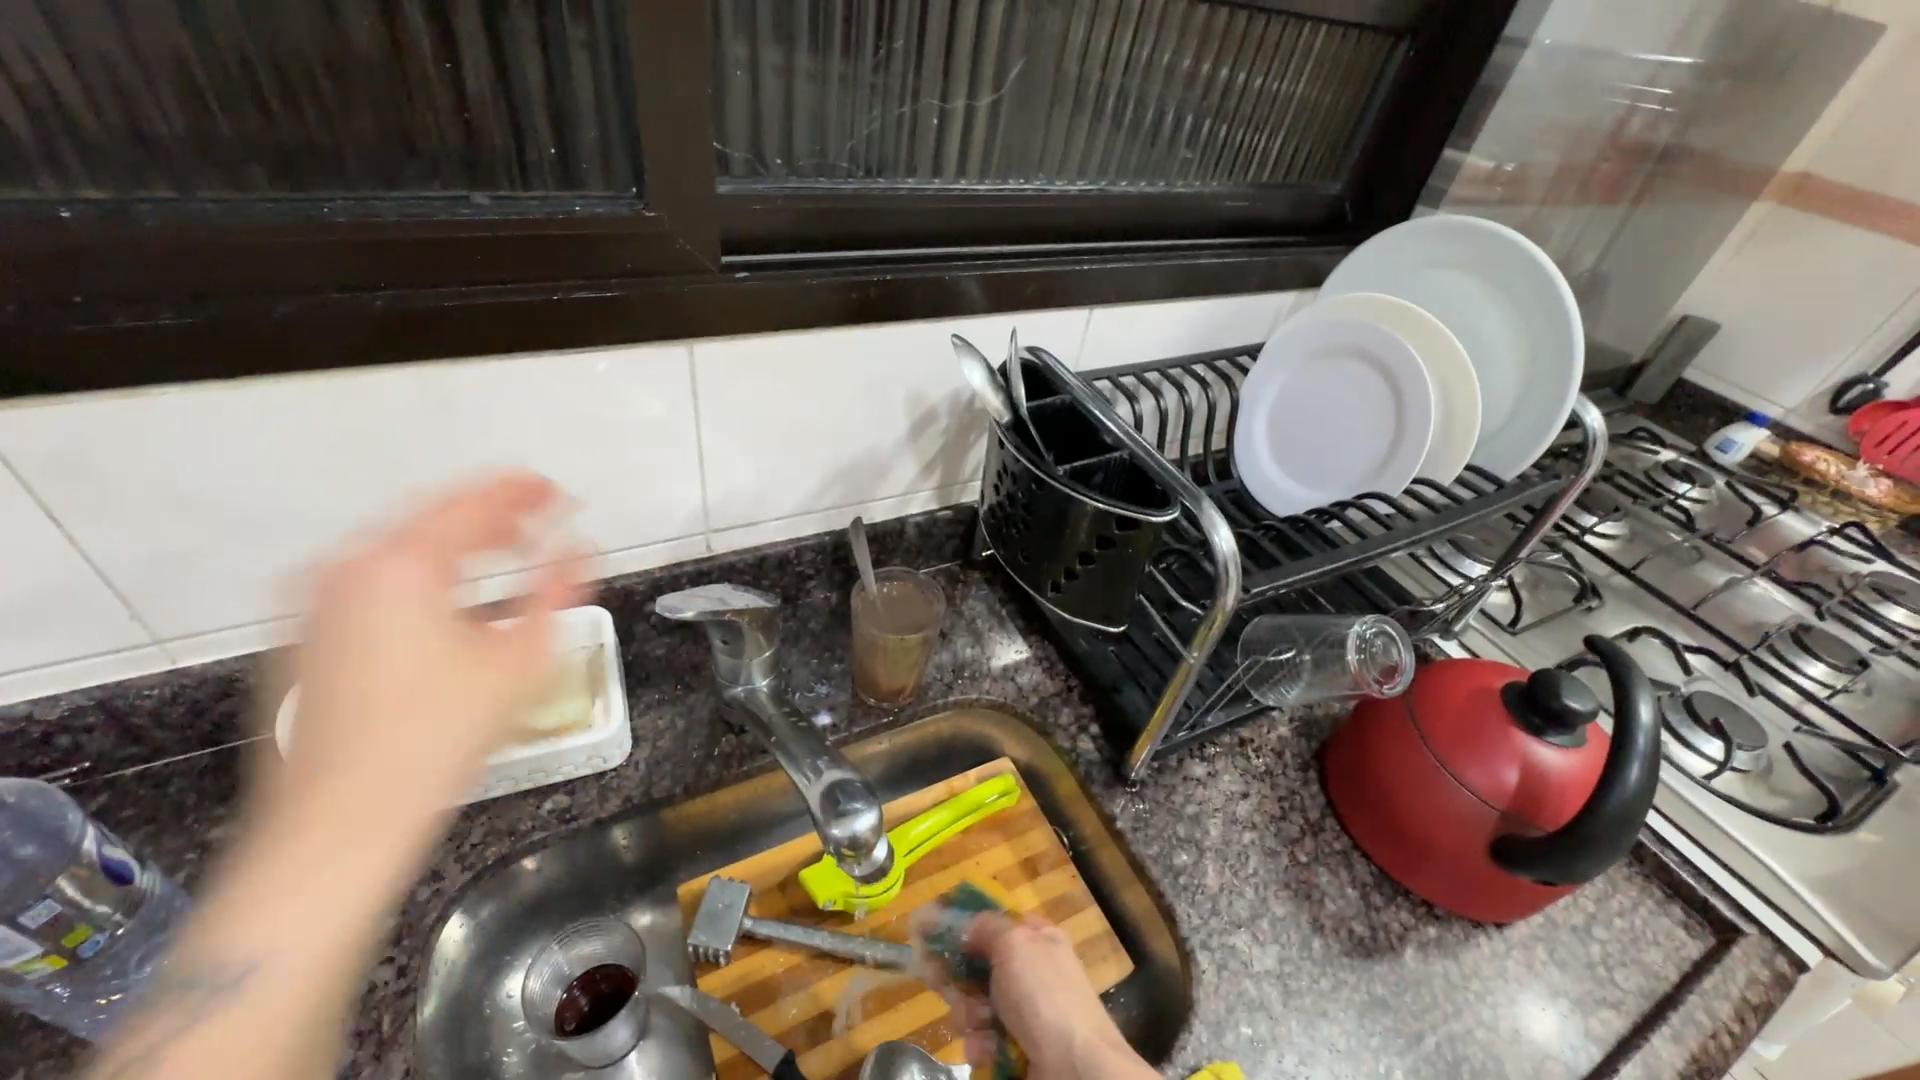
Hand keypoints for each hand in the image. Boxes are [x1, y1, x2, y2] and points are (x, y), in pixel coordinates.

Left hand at [275, 472, 582, 820]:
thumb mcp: (522, 663)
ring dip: (448, 543)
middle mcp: (345, 569)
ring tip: (496, 555)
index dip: (519, 493)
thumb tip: (580, 548)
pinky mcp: (299, 635)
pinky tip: (440, 598)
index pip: (470, 504)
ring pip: (392, 548)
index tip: (553, 492)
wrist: (341, 820)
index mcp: (401, 567)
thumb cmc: (438, 740)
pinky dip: (410, 573)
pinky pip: (364, 579)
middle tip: (532, 523)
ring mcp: (312, 602)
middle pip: (427, 518)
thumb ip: (559, 591)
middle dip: (486, 515)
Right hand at [945, 914, 1155, 1079]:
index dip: (959, 924)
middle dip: (957, 976)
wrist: (1075, 1068)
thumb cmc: (1044, 995)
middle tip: (936, 979)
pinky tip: (989, 1048)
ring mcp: (1023, 1011)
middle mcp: (1029, 970)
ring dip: (969, 1014)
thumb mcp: (1014, 944)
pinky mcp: (1015, 1046)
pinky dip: (980, 1043)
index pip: (991, 921)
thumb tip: (962, 924)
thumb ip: (984, 927)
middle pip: (976, 964)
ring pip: (974, 1003)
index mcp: (1035, 937)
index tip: (927, 929)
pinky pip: (981, 1037)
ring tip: (982, 1023)